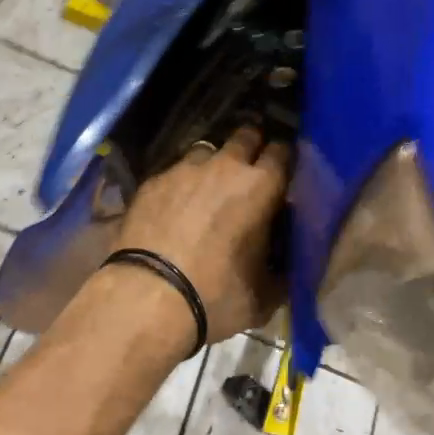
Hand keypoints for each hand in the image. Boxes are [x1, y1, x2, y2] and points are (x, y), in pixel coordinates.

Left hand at [112, 127, 290, 346]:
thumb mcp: (264, 296)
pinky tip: (176, 206)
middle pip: (246, 136)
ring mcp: (185, 169)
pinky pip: (176, 171)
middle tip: (250, 172)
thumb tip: (286, 267)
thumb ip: (281, 272)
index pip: (283, 151)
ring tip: (210, 188)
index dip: (285, 159)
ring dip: (214, 164)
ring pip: (208, 150)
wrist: (147, 298)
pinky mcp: (154, 180)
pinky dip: (182, 184)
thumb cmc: (216, 296)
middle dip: (251, 148)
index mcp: (261, 186)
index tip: (284, 174)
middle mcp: (226, 166)